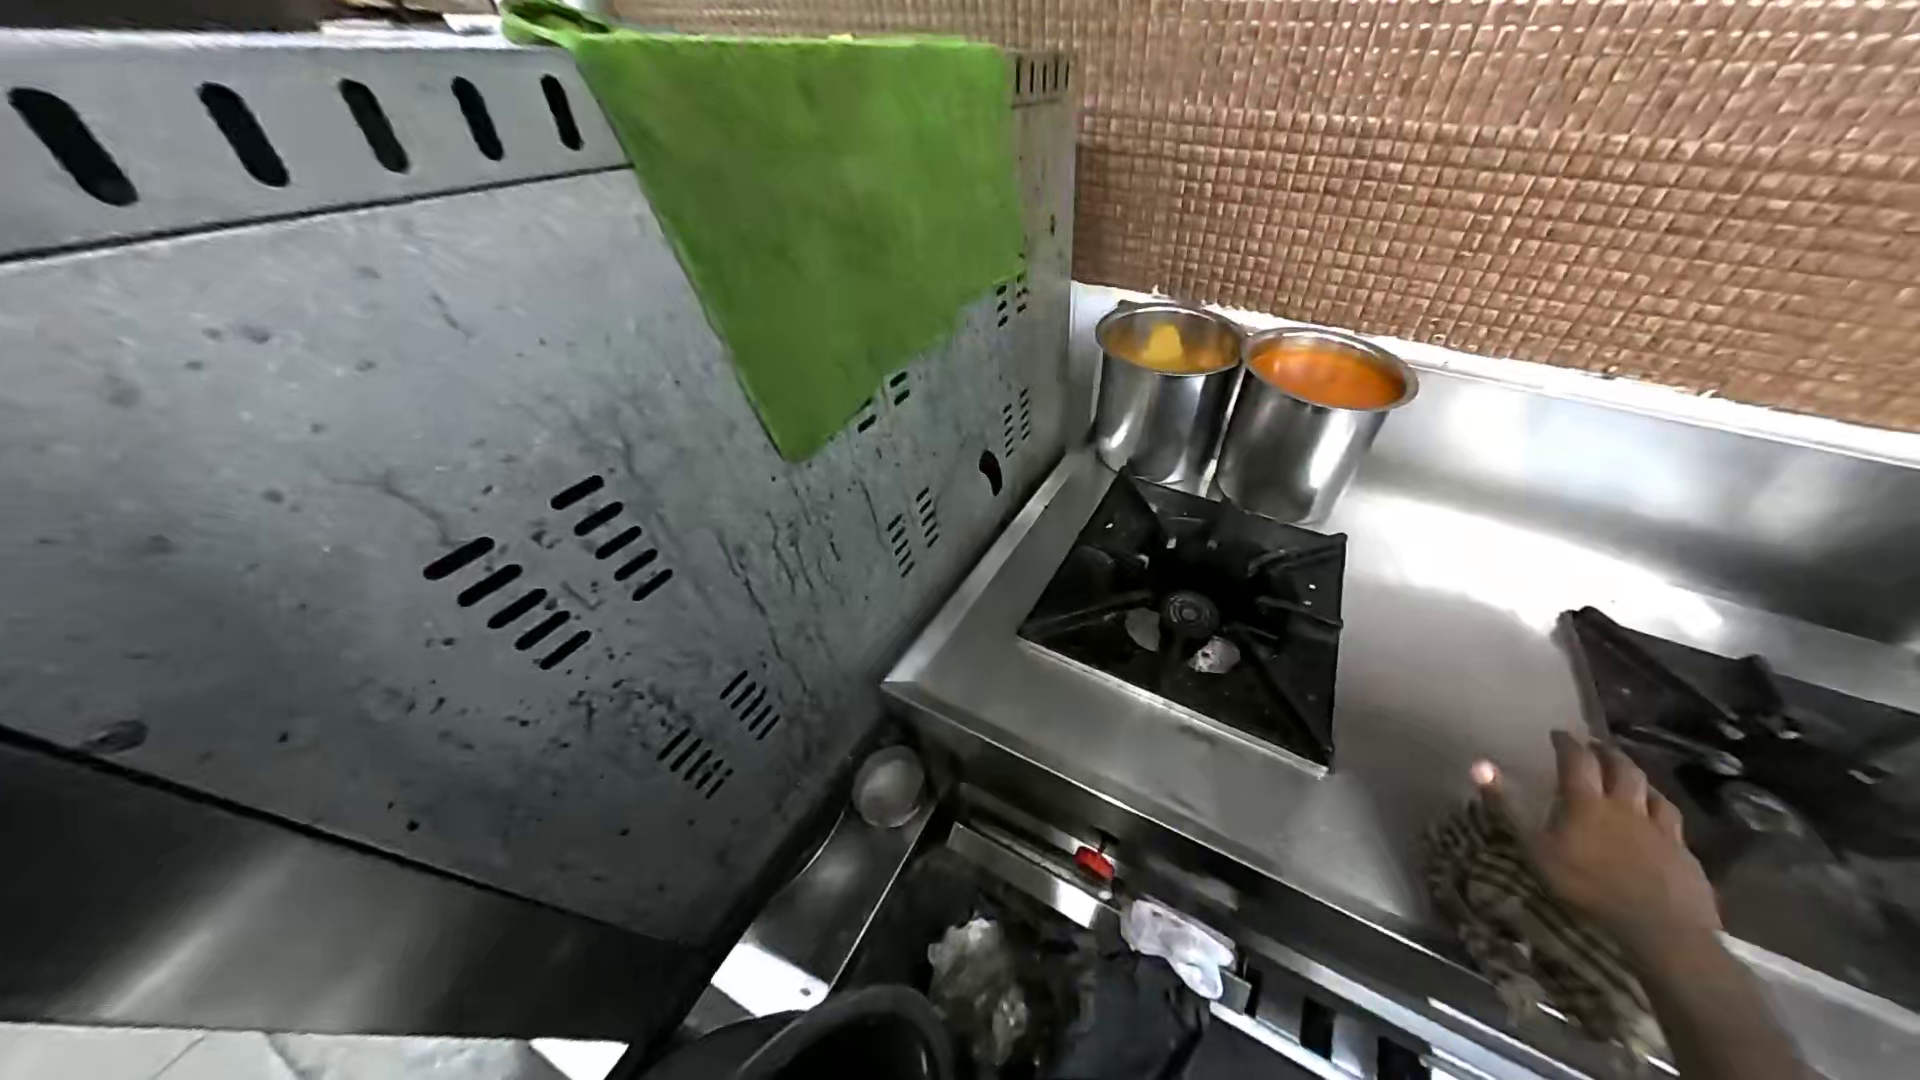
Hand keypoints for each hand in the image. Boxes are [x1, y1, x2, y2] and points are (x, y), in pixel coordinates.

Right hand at [1522, 732, 1722, 958]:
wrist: (1661, 931)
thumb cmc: (1586, 885)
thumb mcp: (1533, 846)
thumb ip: (1506, 805)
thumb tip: (1478, 764)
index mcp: (1587, 803)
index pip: (1577, 761)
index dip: (1567, 744)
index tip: (1558, 733)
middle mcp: (1626, 808)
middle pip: (1622, 770)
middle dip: (1607, 753)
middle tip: (1595, 745)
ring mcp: (1661, 832)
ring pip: (1654, 793)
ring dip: (1639, 778)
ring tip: (1630, 776)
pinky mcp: (1686, 856)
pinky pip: (1673, 823)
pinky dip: (1661, 810)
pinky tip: (1659, 819)